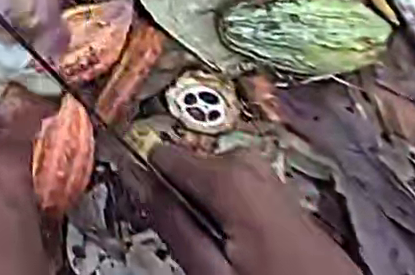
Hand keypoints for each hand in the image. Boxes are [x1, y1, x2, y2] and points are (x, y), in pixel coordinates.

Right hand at [115, 140, 361, 274]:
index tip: (147, 207)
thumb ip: (170, 220)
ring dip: (206, 207)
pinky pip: (235, 188)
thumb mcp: (213, 273)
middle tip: (198, 247)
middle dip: (182, 198)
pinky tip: (246, 250)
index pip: (159, 152)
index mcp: (228, 175)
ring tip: (226, 254)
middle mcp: (248, 162)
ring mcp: (268, 175)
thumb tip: (133, 176)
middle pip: (186, 164)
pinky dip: (229, 211)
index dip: (148, 179)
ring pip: (209, 177)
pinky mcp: (281, 191)